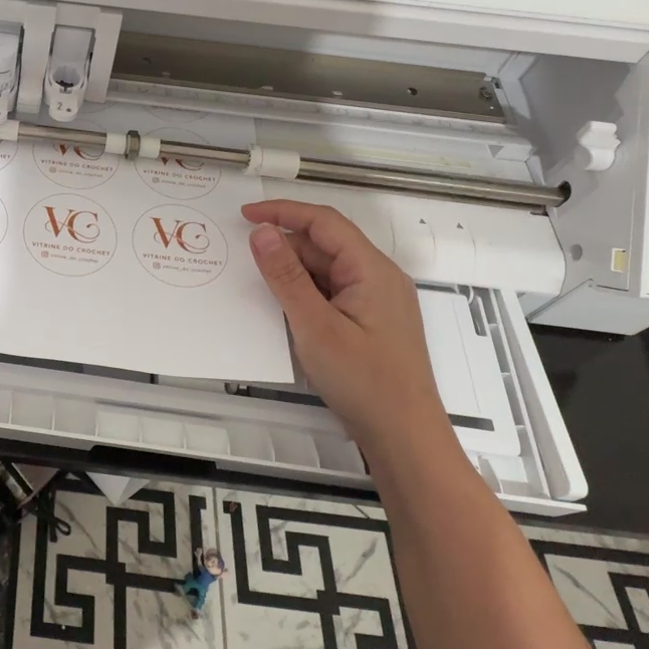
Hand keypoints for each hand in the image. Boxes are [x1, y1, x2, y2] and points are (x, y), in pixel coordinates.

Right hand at [241, 200, 450, 456]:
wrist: (405, 436)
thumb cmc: (365, 382)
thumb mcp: (315, 326)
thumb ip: (286, 276)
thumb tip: (263, 232)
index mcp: (373, 270)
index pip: (324, 222)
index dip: (283, 211)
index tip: (246, 213)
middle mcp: (379, 278)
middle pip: (326, 244)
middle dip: (285, 243)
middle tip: (244, 253)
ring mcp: (377, 300)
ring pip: (327, 269)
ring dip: (293, 270)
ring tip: (258, 281)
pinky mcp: (371, 321)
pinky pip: (332, 291)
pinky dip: (305, 291)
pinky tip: (284, 306)